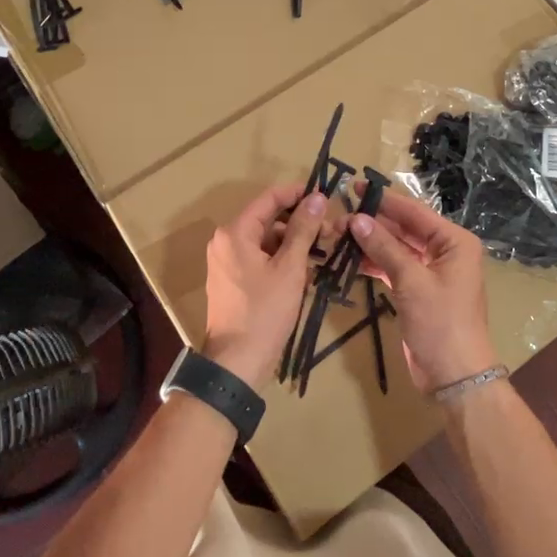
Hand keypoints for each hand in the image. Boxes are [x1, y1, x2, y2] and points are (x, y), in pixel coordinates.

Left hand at [203, 183, 327, 390]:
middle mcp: (226, 241)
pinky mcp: (232, 280)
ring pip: (266, 240)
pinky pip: (259, 259)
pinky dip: (281, 260)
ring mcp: (227, 262)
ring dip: (294, 243)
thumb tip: (317, 197)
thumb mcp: (290, 268)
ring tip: (324, 253)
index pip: (269, 198)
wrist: (237, 362)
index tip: (326, 198)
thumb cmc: (264, 312)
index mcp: (235, 232)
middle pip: (267, 219)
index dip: (298, 194)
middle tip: (331, 233)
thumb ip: (303, 229)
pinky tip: (307, 271)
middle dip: (299, 223)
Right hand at [348, 186, 498, 392]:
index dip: (384, 200)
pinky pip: (394, 268)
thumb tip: (356, 219)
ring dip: (369, 243)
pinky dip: (374, 263)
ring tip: (337, 236)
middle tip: (338, 216)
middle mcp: (445, 252)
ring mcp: (431, 272)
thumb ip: (383, 247)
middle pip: (404, 228)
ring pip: (396, 248)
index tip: (354, 186)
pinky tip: (349, 259)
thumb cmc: (441, 323)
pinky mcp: (418, 292)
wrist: (455, 377)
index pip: (414, 212)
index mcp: (454, 242)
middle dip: (372, 223)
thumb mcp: (411, 281)